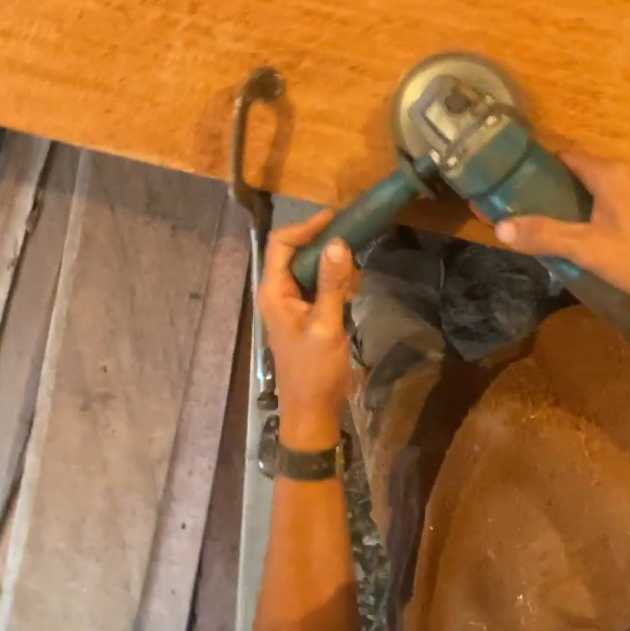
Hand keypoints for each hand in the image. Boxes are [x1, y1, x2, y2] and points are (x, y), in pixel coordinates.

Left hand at [262, 211, 360, 450]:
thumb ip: (331, 284)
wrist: (313, 412)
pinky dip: (337, 282)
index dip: (306, 226)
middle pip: (297, 251)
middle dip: (325, 245)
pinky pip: (320, 285)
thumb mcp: (325, 326)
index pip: (281, 243)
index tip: (335, 218)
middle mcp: (279, 292)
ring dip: (334, 265)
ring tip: (355, 277)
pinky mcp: (307, 313)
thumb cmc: (314, 370)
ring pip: (311, 267)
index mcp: (274, 291)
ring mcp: (293, 303)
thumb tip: (338, 242)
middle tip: (354, 242)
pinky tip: (353, 292)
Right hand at [494, 151, 629, 325]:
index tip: (520, 184)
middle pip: (588, 169)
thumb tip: (499, 228)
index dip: (541, 167)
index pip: (566, 155)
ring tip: (572, 227)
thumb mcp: (591, 252)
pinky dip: (615, 208)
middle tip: (541, 212)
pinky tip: (614, 237)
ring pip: (613, 185)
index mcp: (610, 173)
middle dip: (563, 187)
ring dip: (590, 199)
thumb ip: (546, 236)